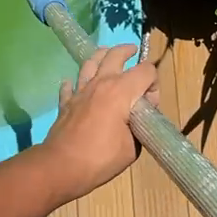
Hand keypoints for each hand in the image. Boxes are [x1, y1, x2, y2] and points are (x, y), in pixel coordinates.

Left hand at [35, 45, 158, 202]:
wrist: (63, 165)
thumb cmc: (101, 157)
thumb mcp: (132, 148)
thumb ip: (140, 129)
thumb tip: (138, 120)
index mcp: (121, 91)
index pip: (146, 71)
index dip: (154, 84)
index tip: (151, 104)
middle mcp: (101, 83)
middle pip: (115, 54)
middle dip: (127, 51)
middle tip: (133, 51)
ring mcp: (81, 90)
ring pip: (91, 61)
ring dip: (101, 55)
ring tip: (107, 54)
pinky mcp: (66, 101)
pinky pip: (70, 85)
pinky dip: (74, 82)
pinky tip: (74, 84)